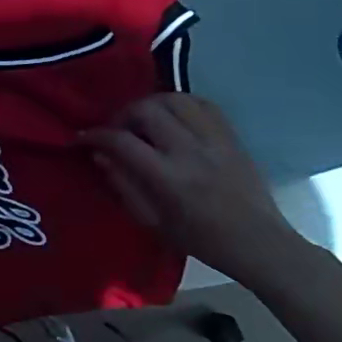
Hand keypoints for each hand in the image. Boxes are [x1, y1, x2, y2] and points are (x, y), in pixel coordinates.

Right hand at [80, 95, 312, 288]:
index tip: (82, 137)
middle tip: (116, 129)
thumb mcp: (152, 223)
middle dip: (122, 115)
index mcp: (169, 179)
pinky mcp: (231, 135)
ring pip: (173, 99)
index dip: (96, 135)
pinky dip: (180, 103)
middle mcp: (190, 151)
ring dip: (150, 104)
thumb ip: (123, 185)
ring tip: (143, 119)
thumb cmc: (201, 240)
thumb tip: (101, 155)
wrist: (258, 243)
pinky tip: (172, 116)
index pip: (122, 141)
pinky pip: (201, 102)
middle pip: (146, 110)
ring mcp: (214, 139)